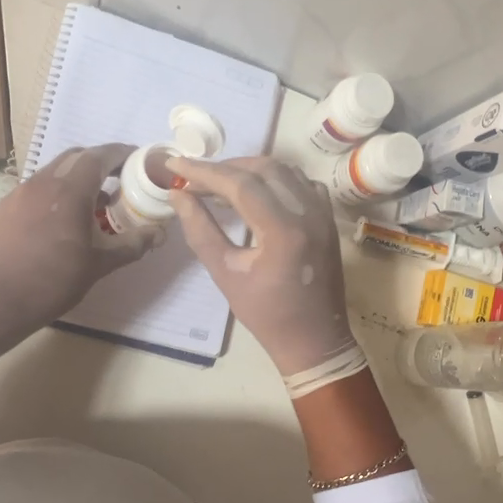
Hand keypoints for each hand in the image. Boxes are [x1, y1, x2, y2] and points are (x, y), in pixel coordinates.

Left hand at [0, 143, 158, 370]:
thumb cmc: (51, 282)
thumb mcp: (99, 265)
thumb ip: (131, 245)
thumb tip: (159, 234)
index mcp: (68, 191)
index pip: (99, 156)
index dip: (121, 154)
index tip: (138, 159)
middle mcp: (42, 183)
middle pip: (75, 157)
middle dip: (99, 162)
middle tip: (120, 180)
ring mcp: (19, 194)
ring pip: (54, 172)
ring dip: (77, 178)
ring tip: (95, 204)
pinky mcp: (4, 209)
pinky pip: (38, 189)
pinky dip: (58, 193)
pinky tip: (64, 221)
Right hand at [166, 156, 355, 379]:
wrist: (314, 338)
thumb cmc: (266, 314)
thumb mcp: (225, 274)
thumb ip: (200, 230)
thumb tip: (178, 194)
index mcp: (283, 231)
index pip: (239, 184)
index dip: (204, 171)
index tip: (174, 164)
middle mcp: (308, 213)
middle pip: (263, 169)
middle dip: (225, 167)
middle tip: (196, 177)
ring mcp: (323, 213)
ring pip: (285, 170)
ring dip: (250, 169)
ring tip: (220, 182)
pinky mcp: (328, 218)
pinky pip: (302, 182)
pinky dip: (276, 178)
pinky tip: (256, 192)